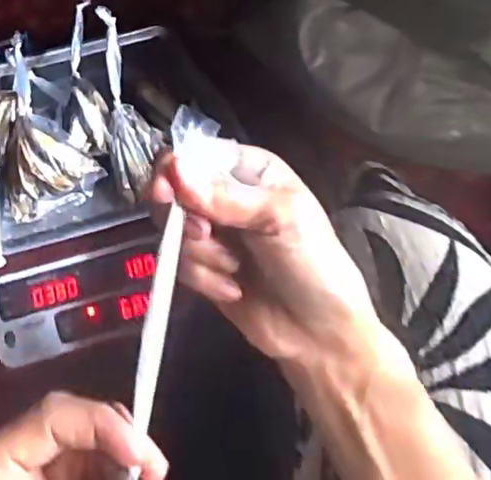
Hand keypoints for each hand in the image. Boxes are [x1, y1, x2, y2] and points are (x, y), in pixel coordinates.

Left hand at [0, 392, 168, 479]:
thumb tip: (141, 473)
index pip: (55, 415)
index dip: (103, 424)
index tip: (147, 459)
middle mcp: (8, 450)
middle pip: (71, 426)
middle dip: (118, 444)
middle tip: (156, 472)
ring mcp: (23, 469)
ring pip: (80, 449)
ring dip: (117, 465)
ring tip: (147, 477)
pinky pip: (78, 472)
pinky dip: (105, 477)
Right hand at [147, 142, 385, 367]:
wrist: (324, 338)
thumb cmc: (315, 266)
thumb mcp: (280, 220)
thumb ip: (225, 196)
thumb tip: (175, 171)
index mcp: (245, 167)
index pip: (191, 152)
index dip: (172, 169)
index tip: (166, 193)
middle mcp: (222, 192)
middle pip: (171, 188)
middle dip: (184, 217)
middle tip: (203, 234)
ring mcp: (211, 229)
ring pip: (171, 226)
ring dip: (199, 252)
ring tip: (234, 267)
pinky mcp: (201, 262)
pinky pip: (176, 260)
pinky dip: (202, 276)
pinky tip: (233, 288)